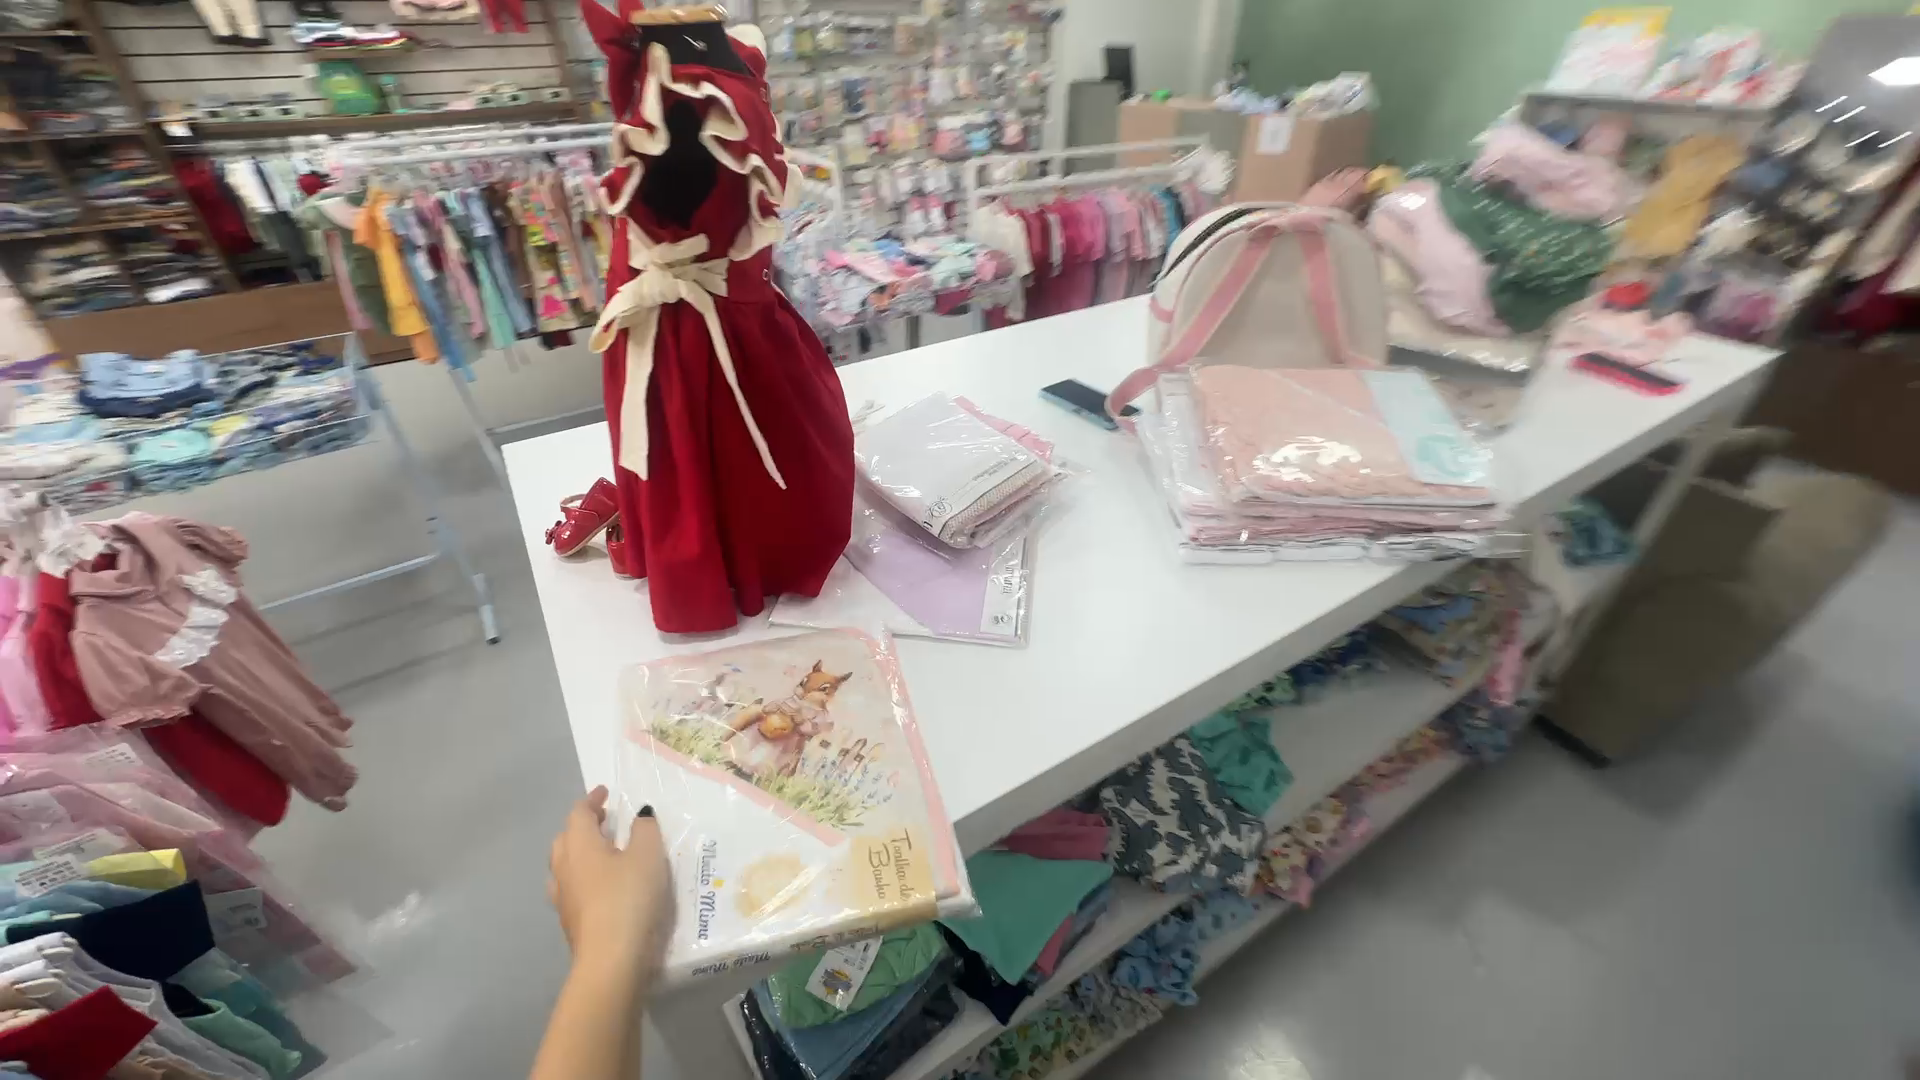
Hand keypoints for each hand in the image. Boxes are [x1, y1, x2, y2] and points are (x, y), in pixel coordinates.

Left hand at [548, 786, 674, 979]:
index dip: (591, 801)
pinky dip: (584, 876)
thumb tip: (639, 815)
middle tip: (605, 819)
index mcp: (579, 846)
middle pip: (565, 839)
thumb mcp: (648, 855)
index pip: (578, 815)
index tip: (605, 793)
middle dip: (582, 825)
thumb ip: (645, 829)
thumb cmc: (629, 897)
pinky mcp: (571, 922)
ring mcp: (563, 899)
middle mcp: (564, 869)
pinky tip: (601, 885)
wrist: (611, 959)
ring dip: (580, 852)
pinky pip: (571, 887)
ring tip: (603, 851)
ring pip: (564, 865)